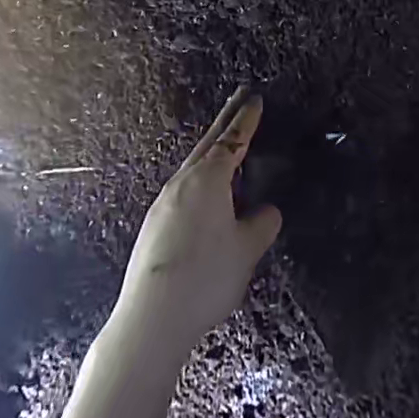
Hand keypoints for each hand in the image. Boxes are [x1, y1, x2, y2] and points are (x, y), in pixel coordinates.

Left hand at [113, 88, 282, 353]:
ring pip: (193, 167)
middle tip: (239, 99)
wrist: (152, 317)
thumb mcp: (247, 249)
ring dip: (212, 152)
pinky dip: (200, 179)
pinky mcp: (154, 225)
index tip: (253, 100)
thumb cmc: (206, 276)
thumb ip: (262, 224)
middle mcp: (182, 183)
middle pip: (208, 144)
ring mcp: (164, 203)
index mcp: (208, 179)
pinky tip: (206, 196)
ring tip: (226, 147)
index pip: (232, 140)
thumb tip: (266, 211)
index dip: (246, 120)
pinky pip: (184, 189)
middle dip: (226, 121)